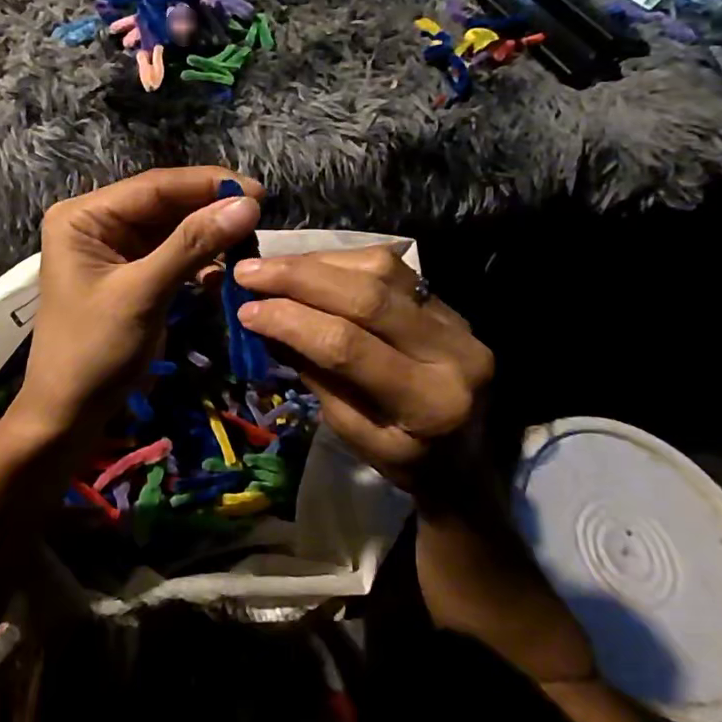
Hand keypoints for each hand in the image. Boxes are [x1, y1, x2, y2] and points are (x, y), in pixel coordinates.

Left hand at [14, 167, 263, 433]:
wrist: (69, 413)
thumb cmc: (95, 351)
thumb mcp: (144, 293)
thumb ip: (193, 244)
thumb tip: (247, 205)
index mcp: (84, 216)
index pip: (154, 186)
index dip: (207, 184)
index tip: (257, 192)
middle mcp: (98, 222)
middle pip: (166, 203)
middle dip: (211, 210)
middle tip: (260, 217)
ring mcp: (116, 249)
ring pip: (174, 228)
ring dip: (210, 235)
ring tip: (249, 241)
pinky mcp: (133, 273)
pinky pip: (174, 254)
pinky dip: (200, 260)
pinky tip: (225, 269)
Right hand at [232, 246, 493, 499]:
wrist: (474, 454)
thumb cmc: (409, 460)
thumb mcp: (357, 437)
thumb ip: (318, 378)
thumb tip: (268, 324)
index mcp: (428, 402)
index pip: (348, 347)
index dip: (292, 322)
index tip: (247, 311)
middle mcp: (452, 352)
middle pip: (367, 297)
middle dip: (299, 278)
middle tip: (249, 271)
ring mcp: (456, 320)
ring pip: (381, 271)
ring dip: (318, 263)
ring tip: (273, 265)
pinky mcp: (449, 302)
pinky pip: (392, 267)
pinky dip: (343, 261)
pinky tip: (311, 265)